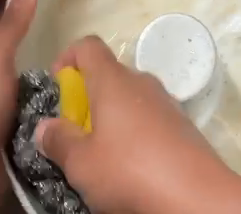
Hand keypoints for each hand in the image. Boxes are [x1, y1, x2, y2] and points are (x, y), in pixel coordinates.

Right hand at [35, 37, 240, 213]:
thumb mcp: (81, 164)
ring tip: (99, 157)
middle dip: (86, 100)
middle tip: (73, 136)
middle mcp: (140, 81)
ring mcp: (164, 101)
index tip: (56, 87)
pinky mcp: (180, 124)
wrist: (196, 195)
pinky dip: (132, 133)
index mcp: (113, 80)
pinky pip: (147, 118)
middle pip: (107, 75)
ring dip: (110, 120)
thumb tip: (44, 125)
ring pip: (128, 99)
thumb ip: (59, 142)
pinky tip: (130, 167)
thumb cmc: (130, 171)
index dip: (67, 58)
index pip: (88, 46)